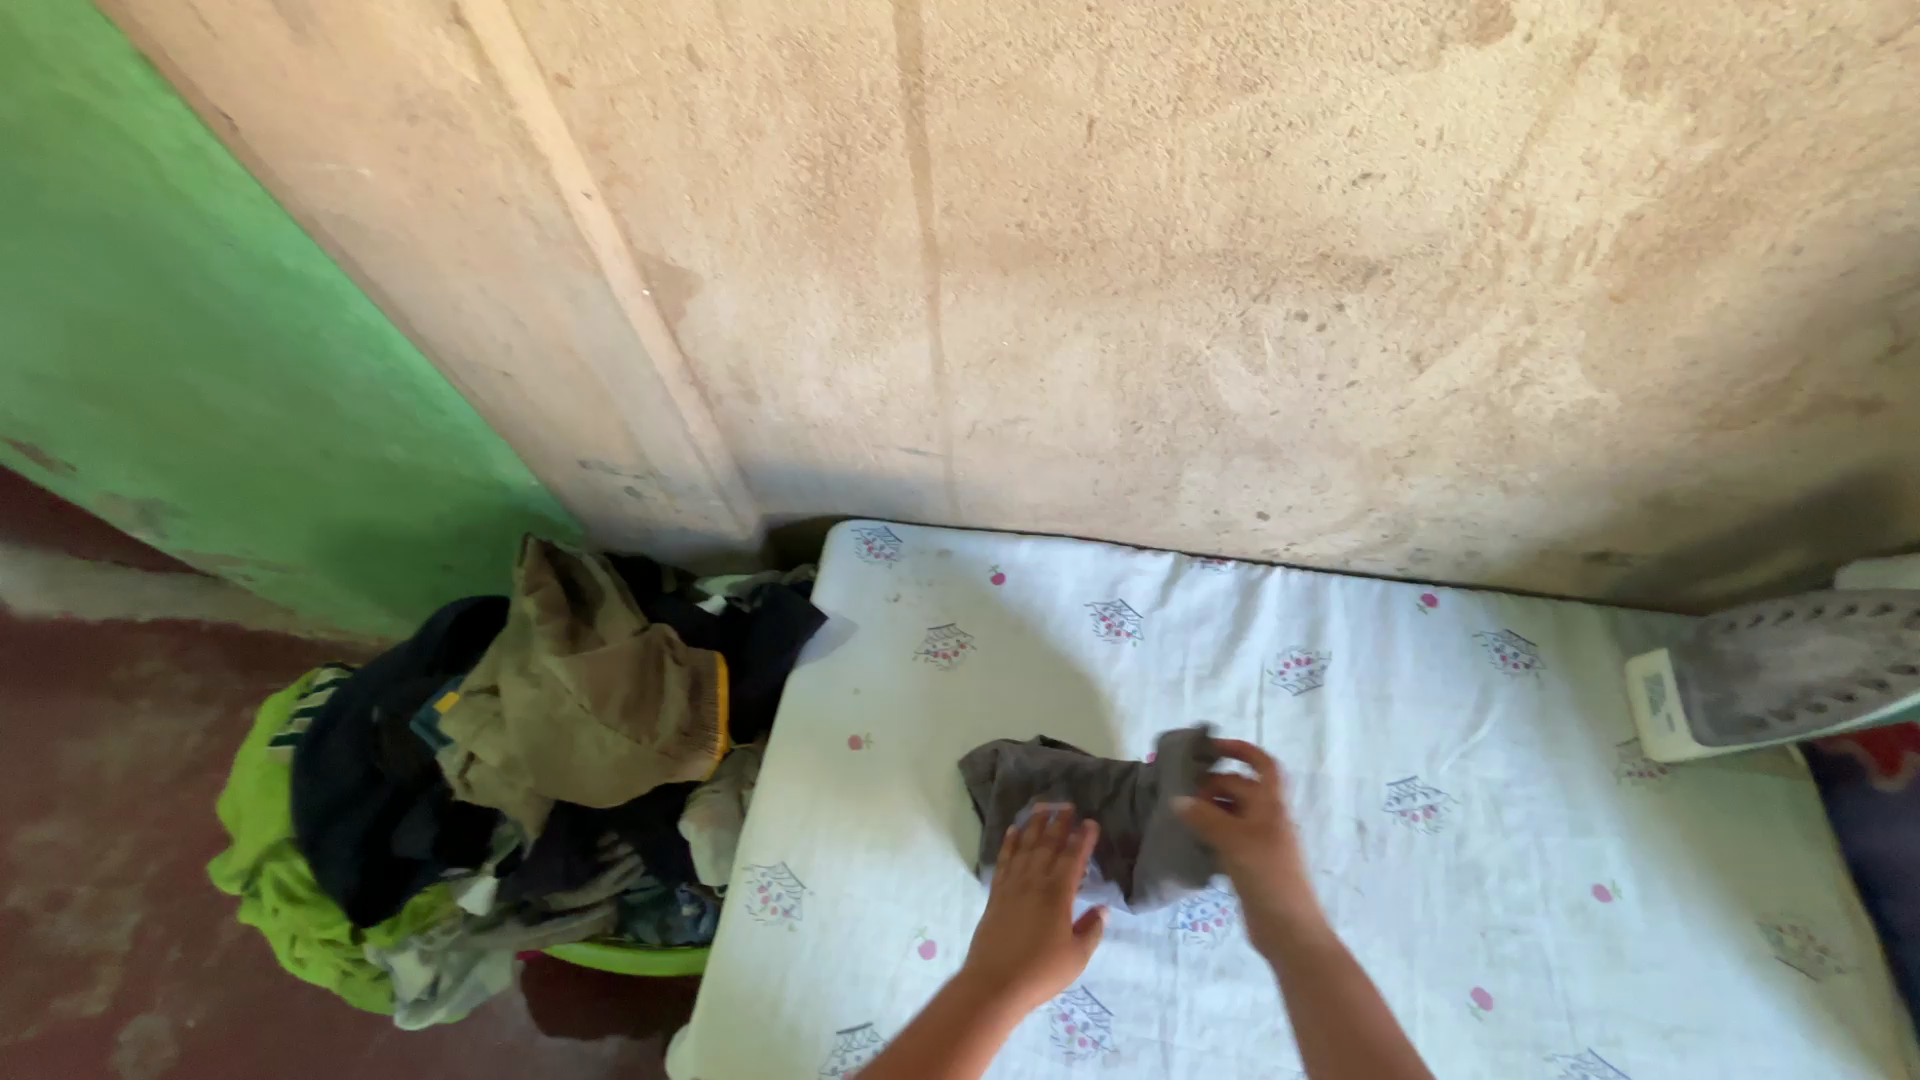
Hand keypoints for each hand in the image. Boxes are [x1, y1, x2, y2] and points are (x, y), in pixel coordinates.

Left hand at [958, 804, 1106, 1010]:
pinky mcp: (996, 892)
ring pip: (1025, 846)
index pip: (1073, 858)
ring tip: (1042, 807)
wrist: (995, 983)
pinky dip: (1009, 842)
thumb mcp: (1077, 957)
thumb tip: (1102, 909)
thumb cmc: (1041, 972)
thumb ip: (1091, 930)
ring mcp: (1012, 884)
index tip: (1090, 822)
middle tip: (1067, 805)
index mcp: (1058, 894)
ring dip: (1034, 825)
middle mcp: (1034, 881)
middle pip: (1048, 844)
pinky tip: (1012, 830)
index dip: (1083, 839)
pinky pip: (1004, 859)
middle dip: (1059, 823)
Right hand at [1172, 739, 1320, 954]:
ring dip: (1209, 809)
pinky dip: (1210, 832)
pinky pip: (1228, 837)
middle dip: (1214, 785)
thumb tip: (1178, 800)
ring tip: (1181, 814)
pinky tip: (1191, 839)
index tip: (1211, 748)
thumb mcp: (1234, 841)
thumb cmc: (1268, 876)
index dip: (1241, 750)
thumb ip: (1204, 817)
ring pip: (1232, 813)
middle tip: (1183, 792)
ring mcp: (1260, 842)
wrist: (1289, 931)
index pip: (1263, 765)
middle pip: (1241, 788)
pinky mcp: (1251, 864)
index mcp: (1273, 806)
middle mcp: (1268, 819)